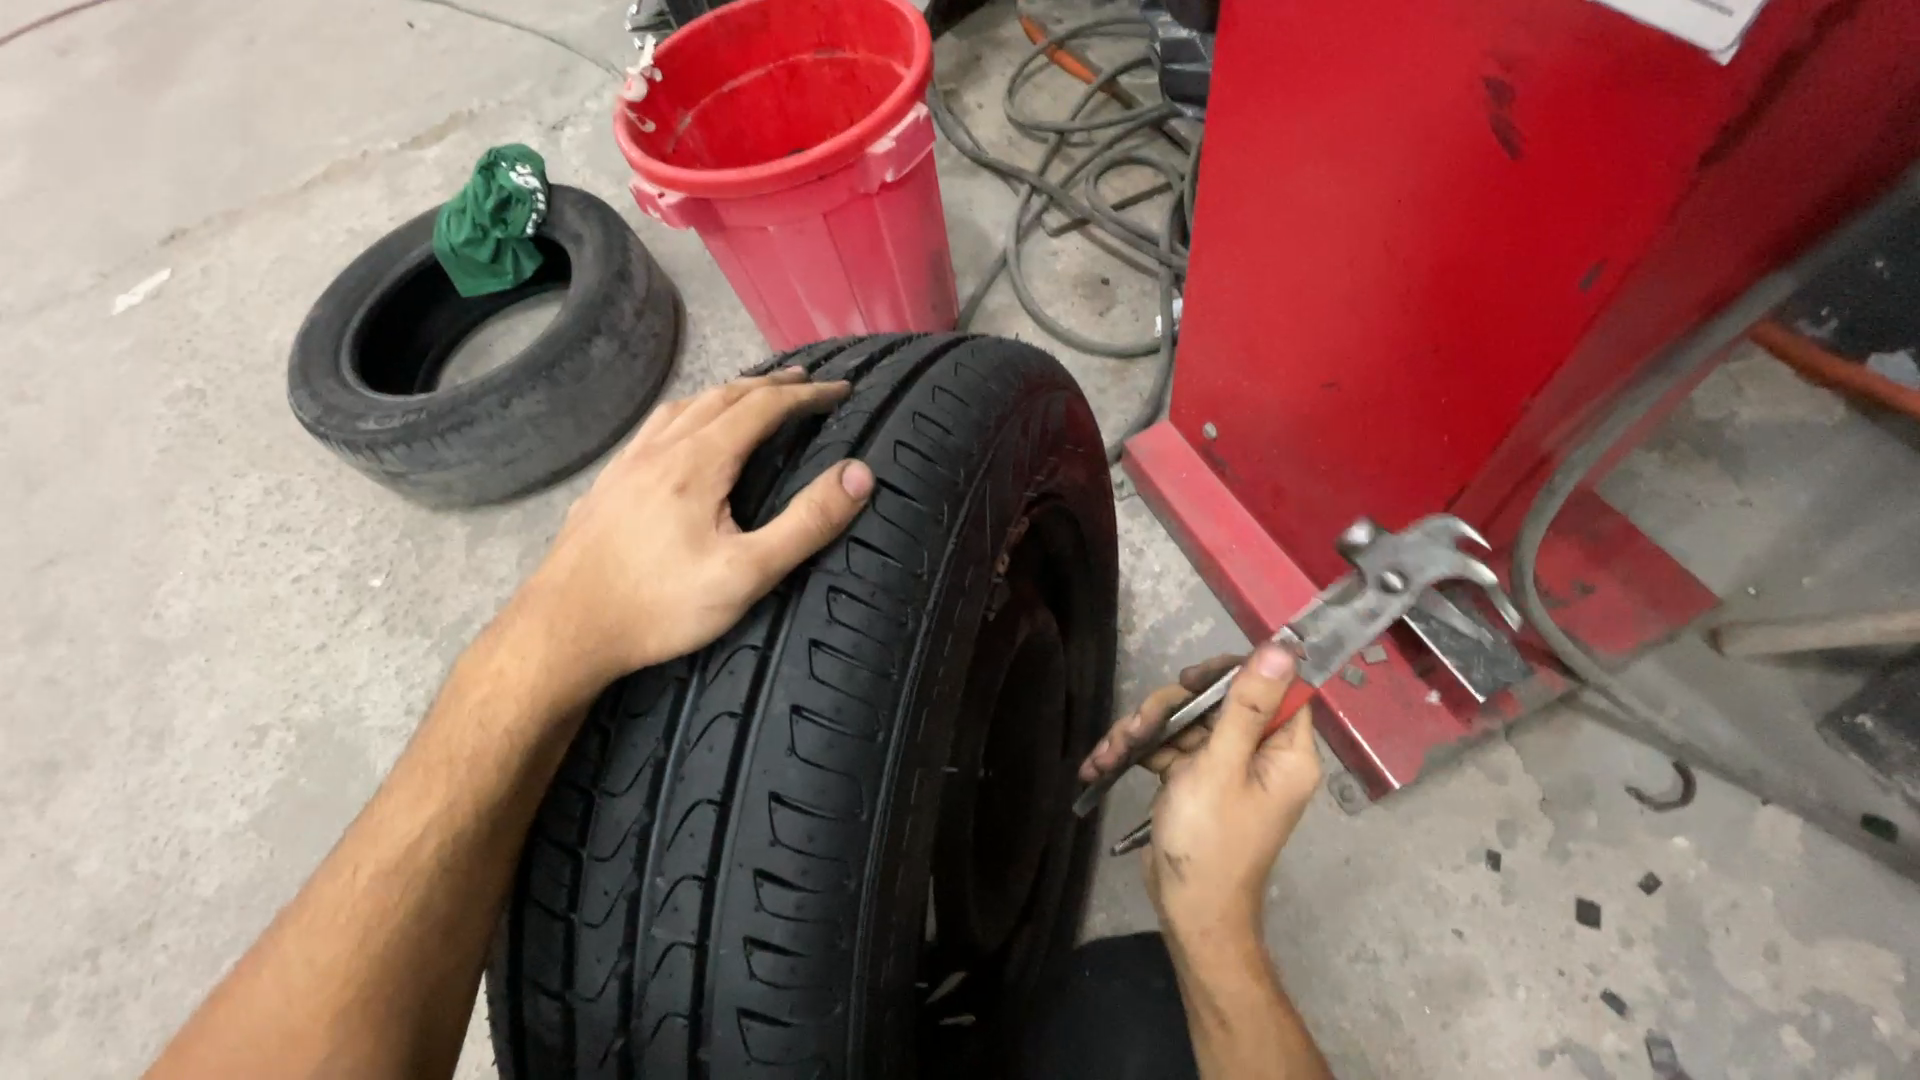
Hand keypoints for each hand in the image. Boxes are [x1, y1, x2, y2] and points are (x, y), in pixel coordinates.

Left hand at [512, 367, 872, 693]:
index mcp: (698, 462)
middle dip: (771, 385)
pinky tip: (683, 432)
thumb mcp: (747, 574)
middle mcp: (661, 450)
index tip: (842, 388)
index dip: (807, 395)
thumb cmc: (660, 607)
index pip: (763, 408)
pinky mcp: (607, 484)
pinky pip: (655, 427)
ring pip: (684, 407)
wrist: (563, 632)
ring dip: (727, 393)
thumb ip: (806, 523)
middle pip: (723, 397)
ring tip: (752, 395)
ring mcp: (627, 464)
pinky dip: (688, 412)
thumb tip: (859, 473)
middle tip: (806, 383)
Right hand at [1091, 645, 1320, 944]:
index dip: (1231, 675)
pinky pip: (1168, 748)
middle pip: (1215, 701)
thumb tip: (1285, 647)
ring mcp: (1225, 765)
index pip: (1271, 687)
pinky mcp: (1195, 778)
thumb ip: (1247, 705)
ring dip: (1142, 733)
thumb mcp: (1222, 765)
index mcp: (1285, 751)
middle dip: (1168, 712)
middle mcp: (1260, 753)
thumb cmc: (1211, 839)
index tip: (1190, 682)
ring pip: (1184, 722)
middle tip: (1137, 728)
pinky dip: (1138, 753)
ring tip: (1108, 756)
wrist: (1187, 909)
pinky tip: (1102, 765)